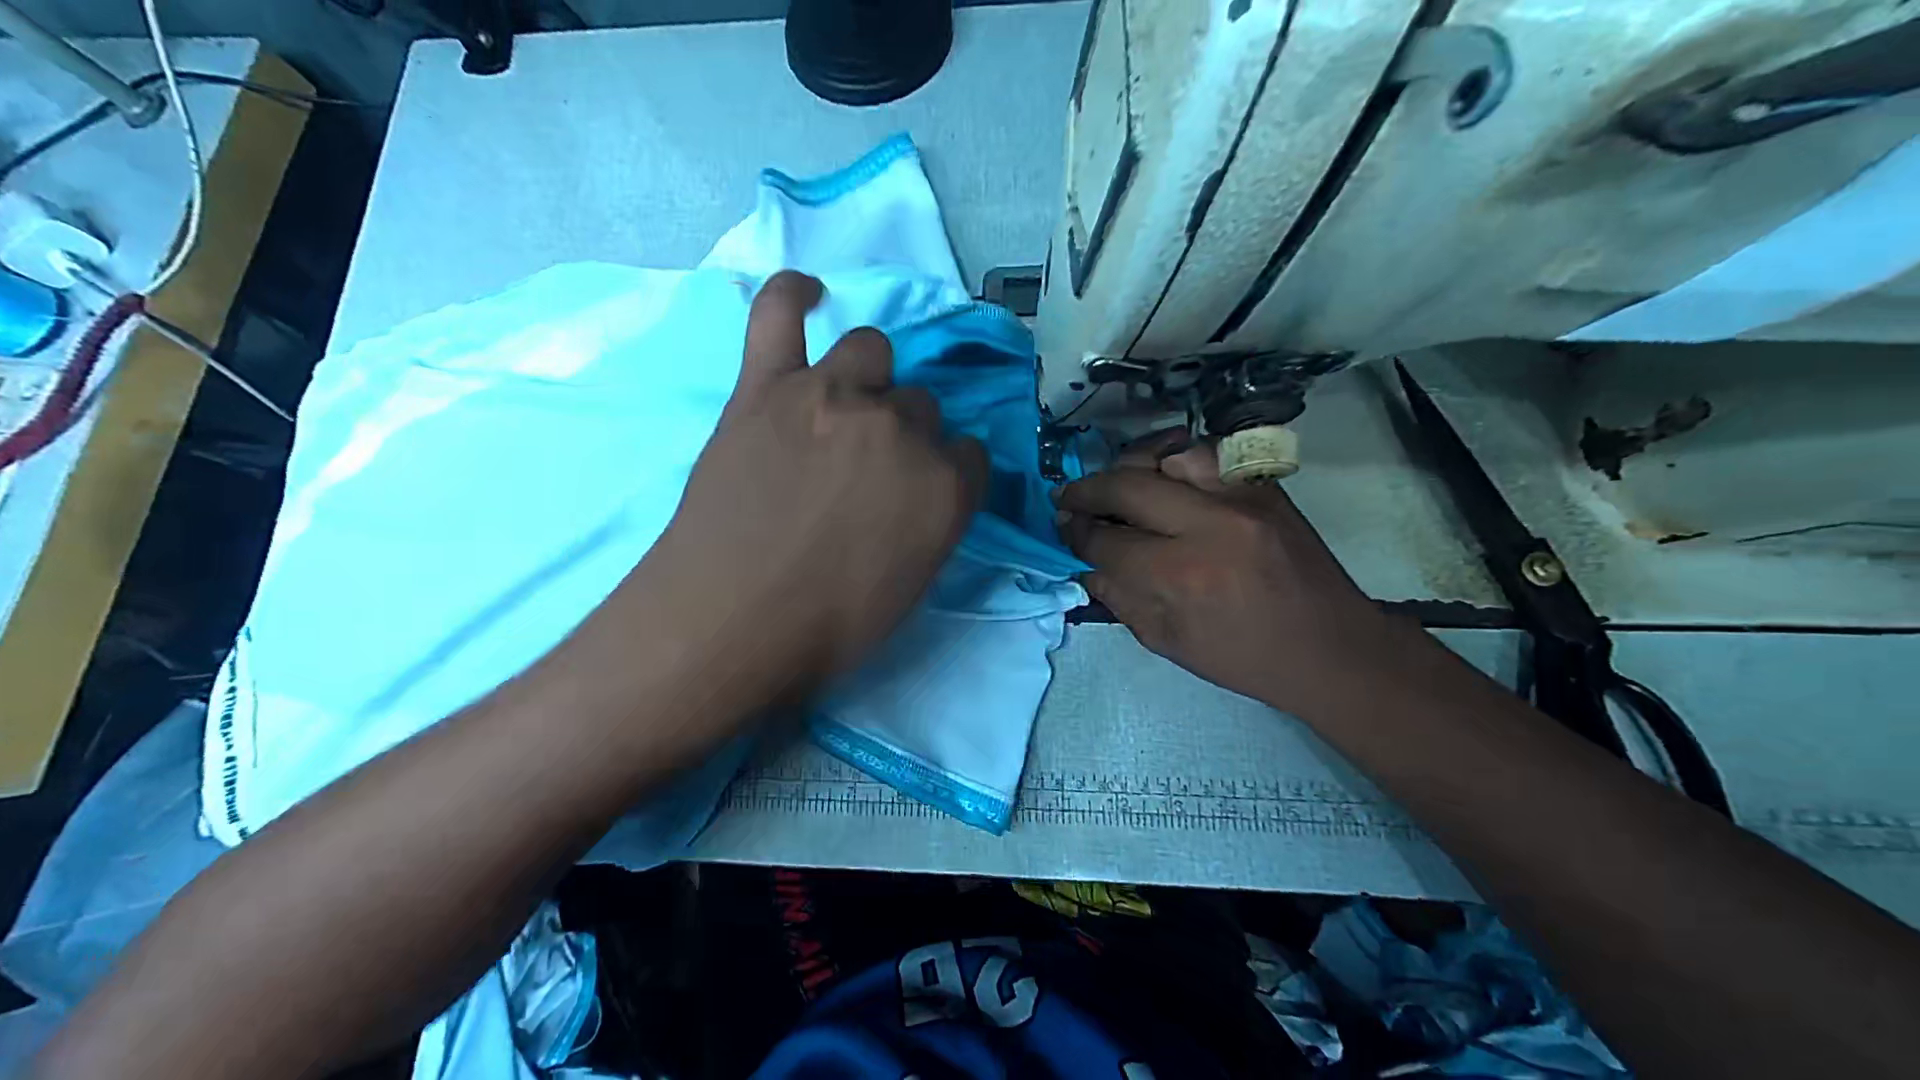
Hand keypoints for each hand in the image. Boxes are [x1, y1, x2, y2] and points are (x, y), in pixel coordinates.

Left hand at [624, 271, 986, 710]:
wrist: (726, 625)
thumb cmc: (826, 627)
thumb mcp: (912, 584)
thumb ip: (934, 522)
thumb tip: (924, 489)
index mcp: (946, 488)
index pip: (970, 454)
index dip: (946, 473)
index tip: (921, 492)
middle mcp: (900, 430)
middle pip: (922, 404)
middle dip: (904, 433)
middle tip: (866, 469)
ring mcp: (831, 398)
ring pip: (872, 349)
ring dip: (867, 378)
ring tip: (838, 410)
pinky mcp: (766, 387)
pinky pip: (780, 311)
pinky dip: (794, 295)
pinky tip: (806, 295)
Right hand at [1056, 435, 1425, 715]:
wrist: (1330, 646)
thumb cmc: (1243, 657)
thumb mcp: (1167, 641)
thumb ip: (1117, 596)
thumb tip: (1082, 558)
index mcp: (1179, 577)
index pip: (1105, 539)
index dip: (1074, 532)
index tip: (1063, 527)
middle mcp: (1208, 525)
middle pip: (1125, 486)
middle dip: (1086, 491)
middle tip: (1068, 499)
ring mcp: (1241, 497)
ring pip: (1165, 455)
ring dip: (1129, 467)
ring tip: (1116, 483)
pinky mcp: (1264, 486)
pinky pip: (1206, 453)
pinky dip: (1174, 459)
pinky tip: (1163, 477)